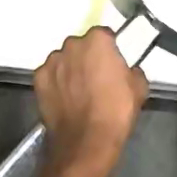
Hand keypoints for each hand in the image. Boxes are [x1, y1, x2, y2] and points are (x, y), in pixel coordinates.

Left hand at [34, 27, 149, 174]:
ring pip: (63, 60)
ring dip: (69, 70)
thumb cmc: (116, 112)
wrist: (86, 141)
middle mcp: (72, 45)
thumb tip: (127, 70)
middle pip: (80, 46)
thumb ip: (132, 71)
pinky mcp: (38, 78)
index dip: (108, 50)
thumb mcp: (139, 89)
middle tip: (95, 80)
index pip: (103, 35)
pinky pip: (50, 76)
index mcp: (97, 41)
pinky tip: (64, 99)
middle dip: (86, 58)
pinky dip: (55, 84)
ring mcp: (52, 61)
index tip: (111, 65)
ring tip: (78, 92)